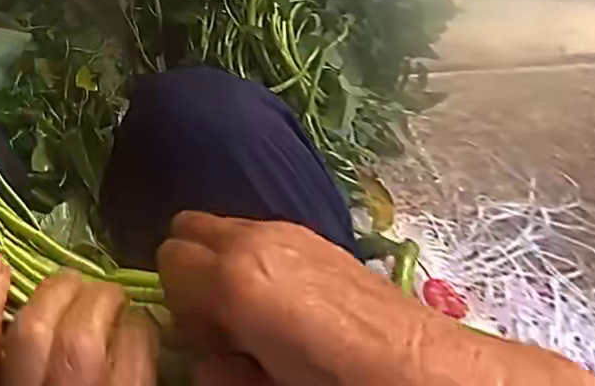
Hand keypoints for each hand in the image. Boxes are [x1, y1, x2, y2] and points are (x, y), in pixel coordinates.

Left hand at [0, 258, 157, 385]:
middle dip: (101, 300)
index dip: (142, 326)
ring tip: (72, 279)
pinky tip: (1, 264)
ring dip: (54, 293)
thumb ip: (140, 380)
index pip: (133, 353)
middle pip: (80, 337)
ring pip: (32, 330)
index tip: (143, 319)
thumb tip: (150, 337)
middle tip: (113, 293)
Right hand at [158, 214, 594, 385]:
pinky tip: (279, 297)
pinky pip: (249, 231)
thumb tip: (203, 359)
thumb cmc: (337, 384)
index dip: (177, 304)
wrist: (426, 369)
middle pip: (182, 230)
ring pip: (214, 225)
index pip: (168, 263)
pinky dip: (246, 255)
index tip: (203, 338)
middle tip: (215, 317)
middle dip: (187, 269)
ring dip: (214, 259)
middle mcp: (248, 238)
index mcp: (234, 277)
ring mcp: (276, 228)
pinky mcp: (303, 230)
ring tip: (247, 307)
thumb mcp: (265, 384)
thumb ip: (222, 365)